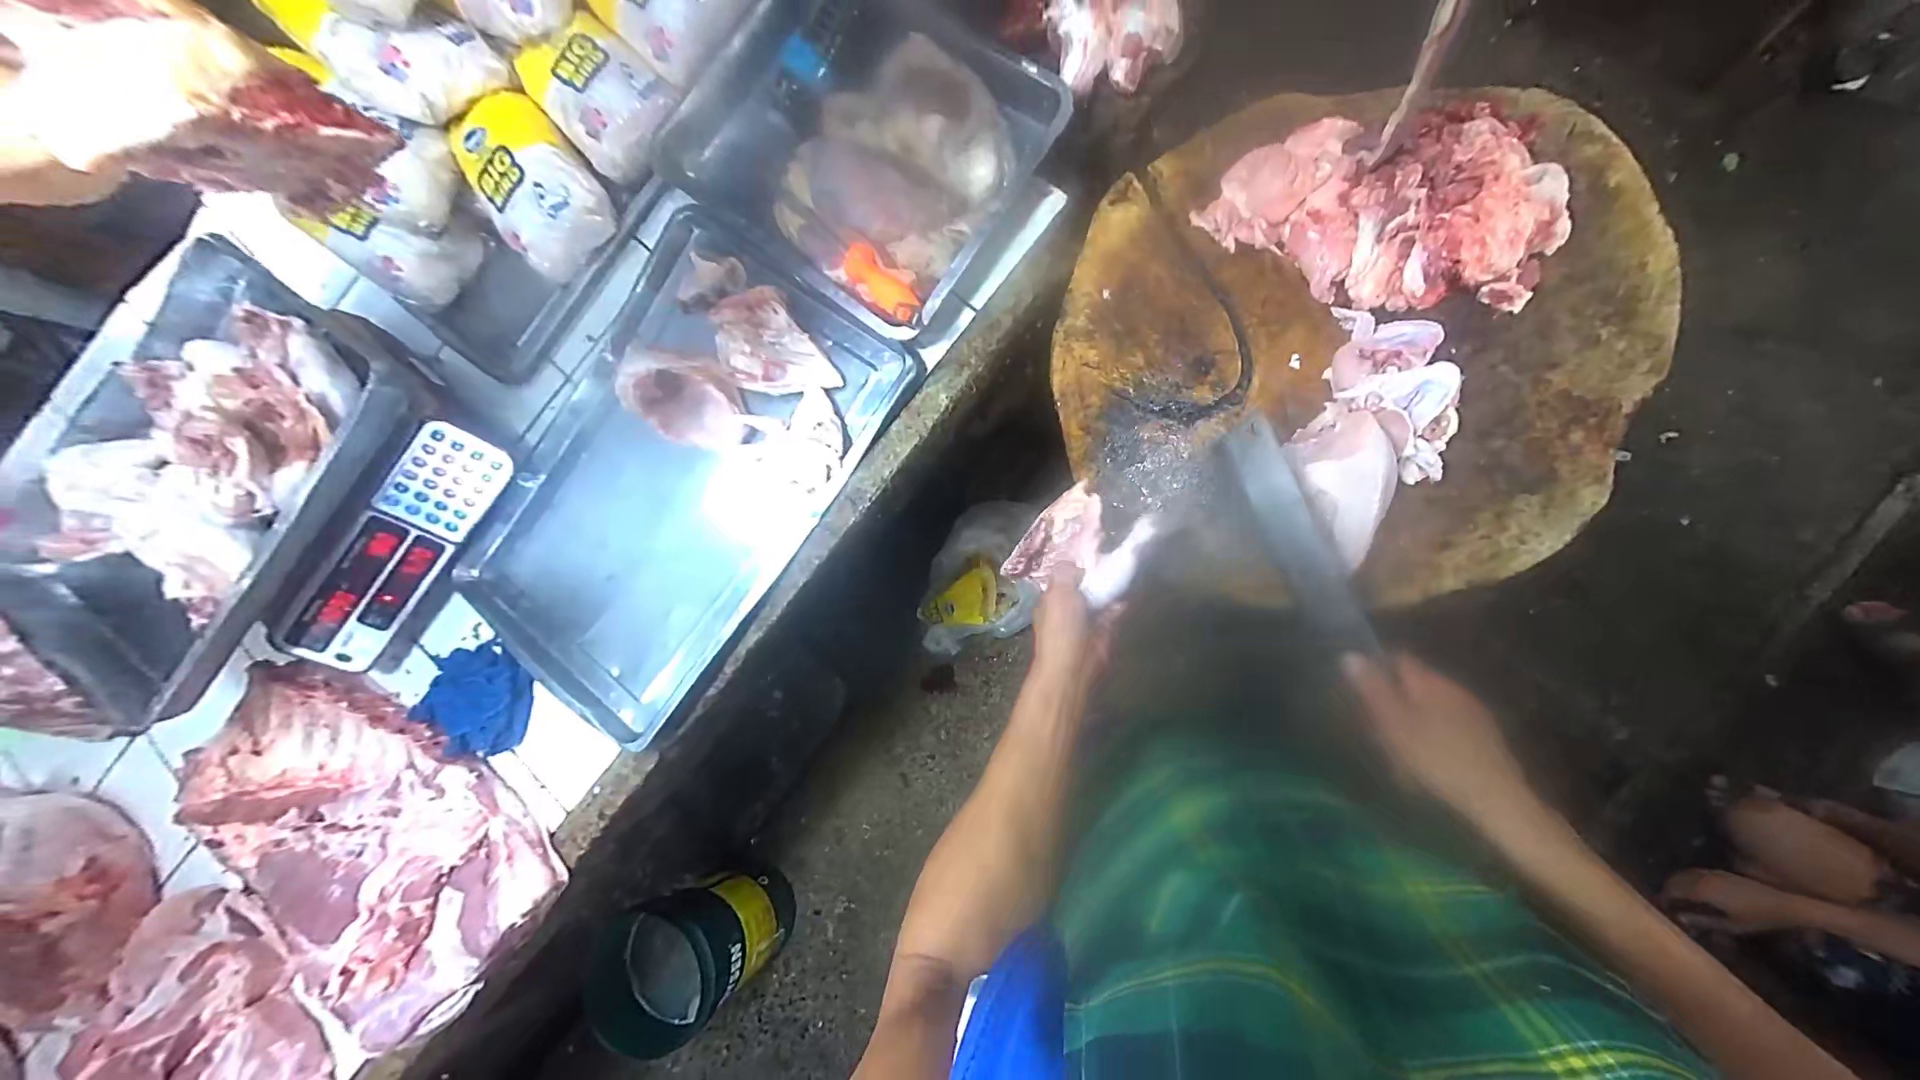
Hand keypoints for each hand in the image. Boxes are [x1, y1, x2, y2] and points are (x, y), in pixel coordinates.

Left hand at [1030, 565, 1113, 688]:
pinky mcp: (1103, 632)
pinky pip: (1112, 613)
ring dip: (1110, 590)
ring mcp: (1085, 620)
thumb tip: (1073, 563)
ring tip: (1120, 574)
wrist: (1074, 666)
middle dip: (1096, 578)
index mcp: (1050, 600)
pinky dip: (1118, 607)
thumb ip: (1064, 573)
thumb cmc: (1060, 628)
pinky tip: (1124, 597)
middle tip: (1111, 563)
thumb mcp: (1058, 593)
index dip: (1077, 568)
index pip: (1063, 577)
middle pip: (1084, 587)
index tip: (1093, 556)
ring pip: (1100, 599)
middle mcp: (1067, 609)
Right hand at [1343, 652, 1537, 828]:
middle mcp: (1453, 687)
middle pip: (1417, 678)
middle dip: (1395, 690)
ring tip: (1398, 736)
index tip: (1361, 685)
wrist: (1497, 798)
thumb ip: (1372, 689)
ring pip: (1433, 698)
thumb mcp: (1393, 724)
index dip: (1378, 665)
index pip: (1400, 657)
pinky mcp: (1487, 732)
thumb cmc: (1435, 758)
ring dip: (1414, 709)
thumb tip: (1350, 655)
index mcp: (1429, 682)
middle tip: (1375, 716)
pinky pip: (1450, 717)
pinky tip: (1428, 749)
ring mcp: (1474, 709)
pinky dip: (1433, 725)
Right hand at [1661, 869, 1819, 934]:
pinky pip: (1694, 872)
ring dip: (1676, 883)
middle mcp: (1702, 877)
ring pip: (1683, 874)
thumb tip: (1678, 917)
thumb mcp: (1733, 925)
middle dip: (1668, 889)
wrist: (1788, 905)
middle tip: (1668, 902)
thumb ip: (1704, 921)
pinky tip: (1694, 889)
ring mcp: (1711, 873)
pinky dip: (1688, 879)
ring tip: (1677, 896)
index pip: (1672, 890)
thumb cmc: (1761, 918)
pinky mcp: (1720, 872)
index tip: (1663, 907)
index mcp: (1701, 889)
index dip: (1665, 899)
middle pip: (1674, 879)